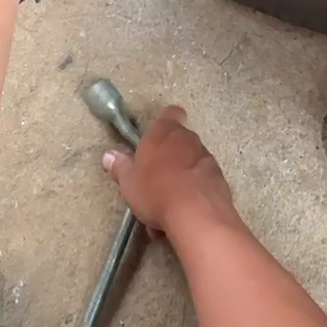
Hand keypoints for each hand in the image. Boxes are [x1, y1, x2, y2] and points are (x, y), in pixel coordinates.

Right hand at [103, 107, 236, 234]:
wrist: (196, 213)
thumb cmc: (156, 191)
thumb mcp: (129, 182)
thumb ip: (120, 166)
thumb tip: (108, 155)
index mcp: (163, 132)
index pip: (169, 113)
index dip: (165, 120)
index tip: (158, 133)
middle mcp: (187, 138)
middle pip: (179, 139)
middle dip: (169, 155)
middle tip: (154, 178)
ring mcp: (205, 157)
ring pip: (191, 161)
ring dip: (181, 175)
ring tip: (166, 203)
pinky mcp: (218, 178)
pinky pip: (201, 180)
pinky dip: (193, 190)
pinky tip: (182, 212)